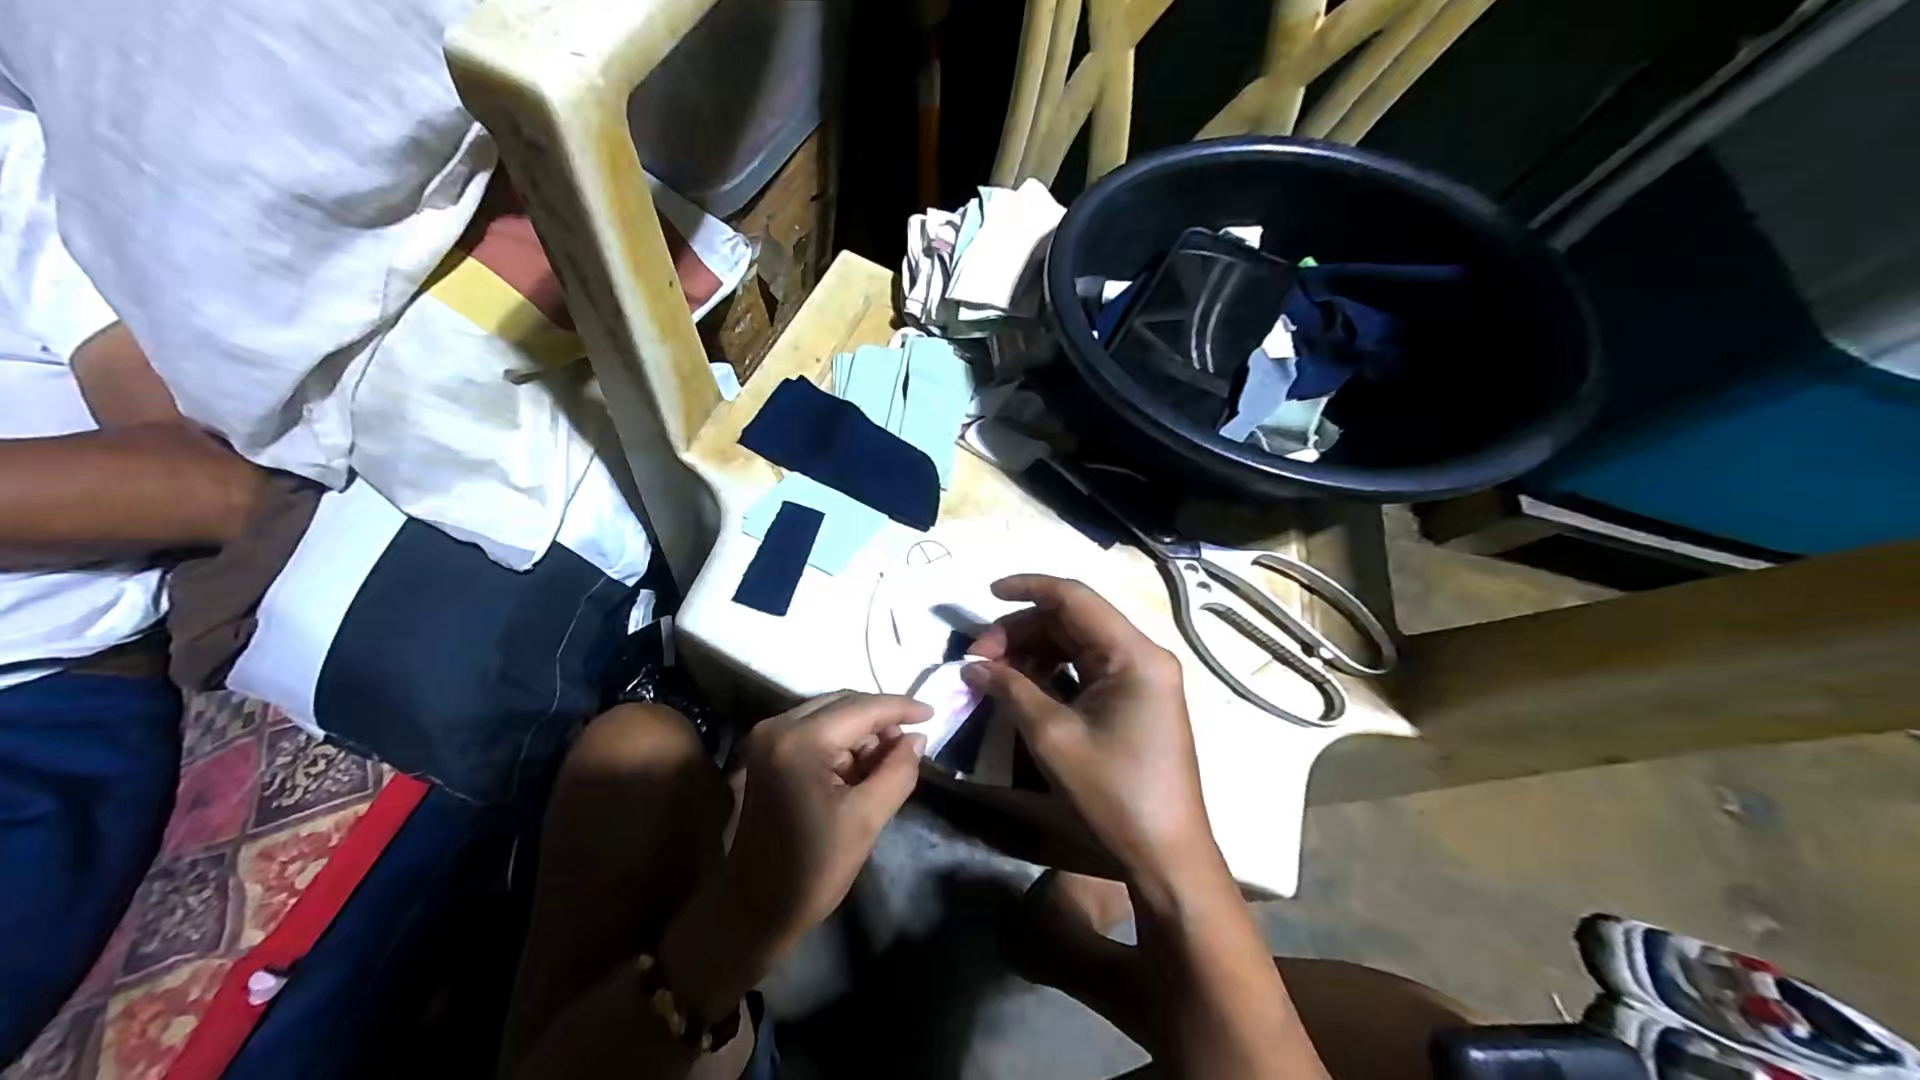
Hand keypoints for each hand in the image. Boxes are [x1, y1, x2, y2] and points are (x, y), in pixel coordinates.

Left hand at [661, 693, 928, 1022]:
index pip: (862, 708)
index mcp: (800, 740)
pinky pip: (815, 729)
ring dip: (863, 730)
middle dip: (881, 718)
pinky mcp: (767, 752)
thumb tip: (917, 738)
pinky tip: (863, 765)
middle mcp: (779, 726)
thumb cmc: (813, 867)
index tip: (934, 713)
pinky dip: (843, 741)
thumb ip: (898, 770)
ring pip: (831, 714)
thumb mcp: (867, 818)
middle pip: (844, 703)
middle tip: (912, 741)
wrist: (753, 909)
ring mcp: (768, 738)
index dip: (901, 707)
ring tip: (890, 759)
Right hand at [962, 575, 1216, 883]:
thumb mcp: (1053, 737)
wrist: (1165, 855)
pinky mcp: (1132, 700)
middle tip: (978, 660)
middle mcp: (1141, 656)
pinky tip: (1020, 688)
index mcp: (1133, 655)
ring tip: (992, 676)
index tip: (988, 593)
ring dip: (1032, 653)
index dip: (1029, 588)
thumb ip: (1011, 690)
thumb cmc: (1113, 792)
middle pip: (1072, 621)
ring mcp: (1139, 678)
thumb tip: (972, 666)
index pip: (1075, 598)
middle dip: (1021, 631)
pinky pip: (1085, 670)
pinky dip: (1050, 673)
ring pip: (1075, 645)